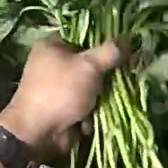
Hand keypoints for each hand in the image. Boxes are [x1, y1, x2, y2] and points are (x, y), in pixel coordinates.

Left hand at [0, 38, 120, 156]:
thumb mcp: (88, 66)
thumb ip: (110, 52)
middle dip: (104, 73)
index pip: (83, 35)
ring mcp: (56, 86)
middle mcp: (52, 62)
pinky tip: (96, 116)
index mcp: (51, 45)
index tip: (124, 48)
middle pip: (88, 61)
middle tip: (122, 76)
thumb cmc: (60, 91)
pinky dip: (91, 110)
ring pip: (89, 84)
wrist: (38, 132)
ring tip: (108, 98)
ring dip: (100, 95)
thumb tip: (129, 37)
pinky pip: (84, 103)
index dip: (103, 40)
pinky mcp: (62, 106)